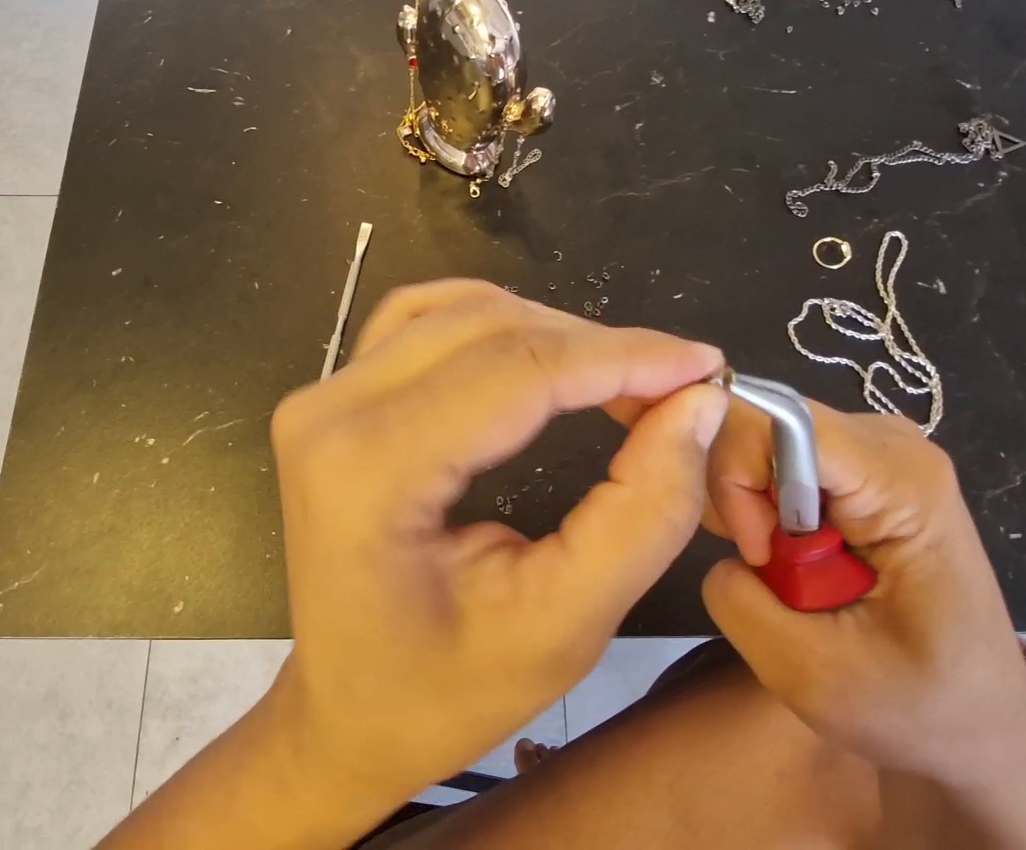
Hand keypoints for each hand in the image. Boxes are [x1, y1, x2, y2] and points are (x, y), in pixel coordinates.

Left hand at [266, 279, 727, 811]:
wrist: (343, 714)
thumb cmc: (441, 694)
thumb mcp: (561, 625)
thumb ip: (641, 512)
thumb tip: (694, 405)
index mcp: (369, 470)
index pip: (518, 370)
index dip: (623, 357)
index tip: (704, 367)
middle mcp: (329, 411)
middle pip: (490, 328)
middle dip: (596, 347)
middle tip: (674, 386)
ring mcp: (321, 396)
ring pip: (458, 312)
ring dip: (550, 330)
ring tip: (619, 377)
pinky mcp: (331, 397)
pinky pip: (420, 320)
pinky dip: (492, 323)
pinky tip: (540, 352)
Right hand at [700, 403, 1025, 841]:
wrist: (977, 730)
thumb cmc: (914, 709)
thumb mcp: (810, 674)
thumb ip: (738, 598)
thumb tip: (716, 547)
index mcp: (901, 481)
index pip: (776, 418)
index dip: (738, 476)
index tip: (754, 554)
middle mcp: (890, 444)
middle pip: (761, 420)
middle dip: (737, 491)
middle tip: (759, 566)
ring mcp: (875, 451)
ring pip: (759, 435)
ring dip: (744, 501)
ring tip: (775, 569)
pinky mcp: (859, 468)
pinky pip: (774, 454)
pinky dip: (756, 502)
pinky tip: (782, 554)